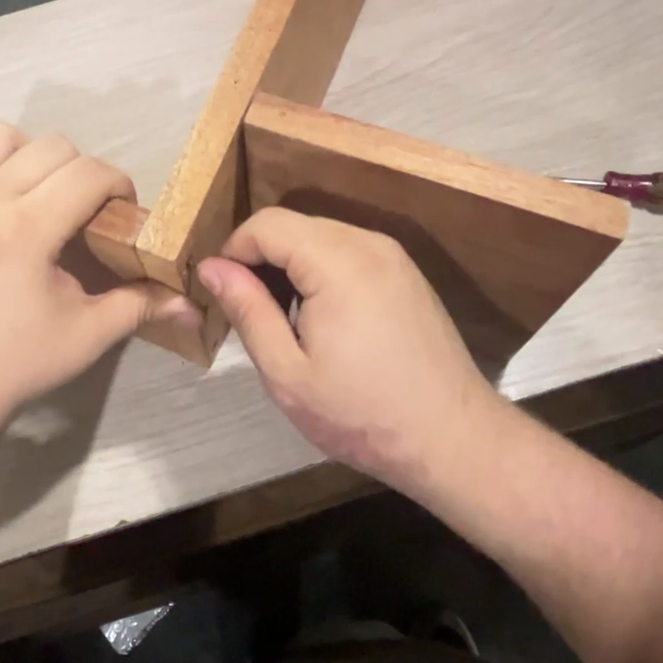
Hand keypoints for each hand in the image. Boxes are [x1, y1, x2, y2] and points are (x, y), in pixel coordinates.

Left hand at [0, 122, 193, 439]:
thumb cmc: (20, 361)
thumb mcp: (89, 335)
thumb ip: (140, 305)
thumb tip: (190, 303)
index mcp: (27, 230)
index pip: (89, 173)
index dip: (118, 185)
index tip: (122, 213)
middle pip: (51, 146)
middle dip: (82, 170)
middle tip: (85, 209)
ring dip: (29, 153)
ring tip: (38, 189)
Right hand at [196, 208, 501, 495]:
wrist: (452, 439)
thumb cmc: (362, 414)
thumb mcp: (287, 372)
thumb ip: (247, 310)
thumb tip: (210, 267)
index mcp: (338, 262)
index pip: (266, 224)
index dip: (234, 251)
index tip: (223, 294)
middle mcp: (369, 244)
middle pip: (294, 225)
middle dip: (262, 258)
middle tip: (251, 313)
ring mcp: (394, 256)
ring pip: (321, 236)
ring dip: (292, 265)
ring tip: (285, 321)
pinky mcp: (406, 273)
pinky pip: (349, 251)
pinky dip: (322, 270)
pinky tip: (323, 320)